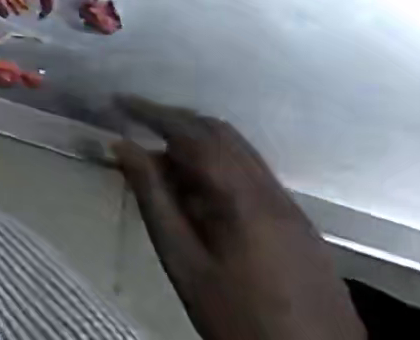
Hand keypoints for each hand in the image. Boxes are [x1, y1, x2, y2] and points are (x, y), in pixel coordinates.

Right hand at [114, 98, 365, 339]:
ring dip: (198, 141)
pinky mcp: (302, 229)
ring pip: (241, 153)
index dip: (153, 113)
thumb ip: (152, 197)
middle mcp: (274, 195)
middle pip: (222, 135)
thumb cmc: (238, 318)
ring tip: (159, 155)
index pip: (194, 135)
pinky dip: (219, 163)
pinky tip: (196, 187)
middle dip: (176, 120)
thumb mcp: (182, 260)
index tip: (118, 102)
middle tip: (135, 121)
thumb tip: (122, 145)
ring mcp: (294, 212)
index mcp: (245, 200)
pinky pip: (254, 175)